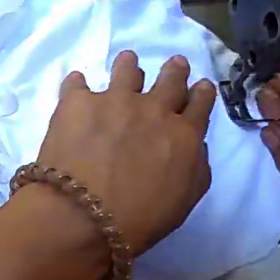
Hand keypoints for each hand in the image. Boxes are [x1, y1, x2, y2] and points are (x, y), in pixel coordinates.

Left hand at [34, 51, 216, 254]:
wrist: (83, 216)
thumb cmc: (139, 219)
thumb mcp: (184, 200)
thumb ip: (196, 167)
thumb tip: (195, 145)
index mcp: (184, 135)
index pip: (200, 104)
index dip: (202, 93)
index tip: (200, 85)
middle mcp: (153, 109)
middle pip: (170, 79)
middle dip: (175, 70)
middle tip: (175, 63)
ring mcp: (114, 100)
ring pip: (127, 70)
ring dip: (130, 65)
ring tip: (128, 60)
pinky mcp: (78, 101)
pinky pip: (78, 84)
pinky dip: (79, 84)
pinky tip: (77, 84)